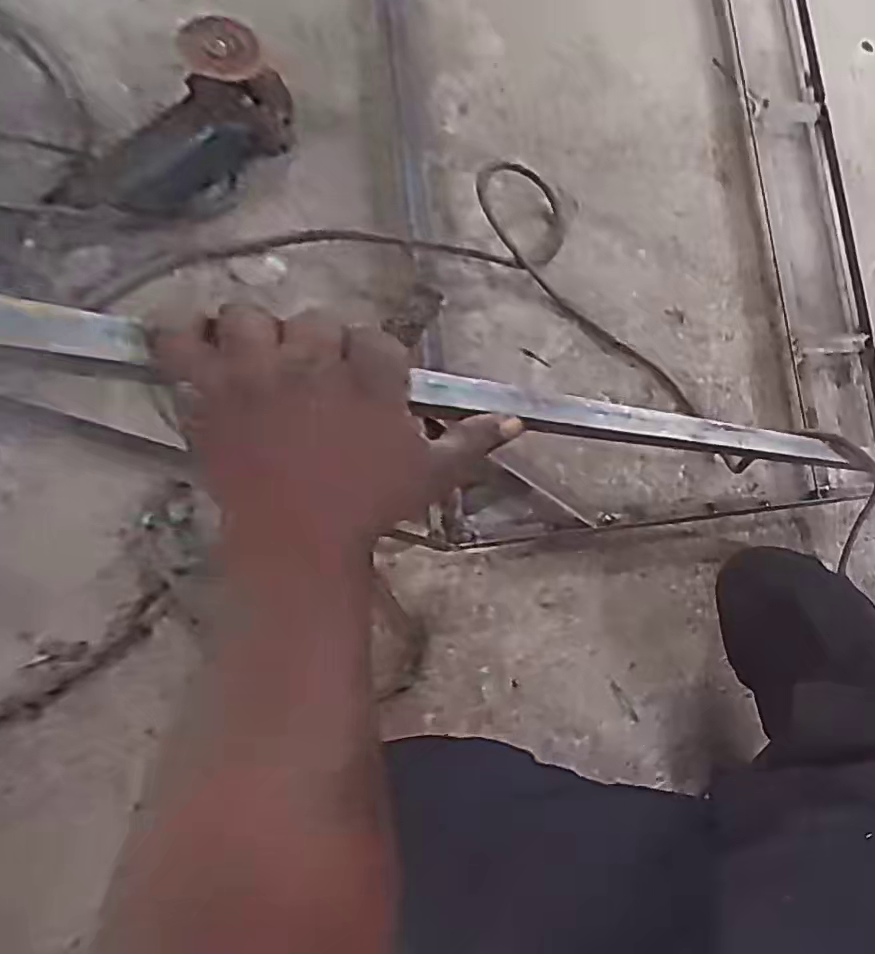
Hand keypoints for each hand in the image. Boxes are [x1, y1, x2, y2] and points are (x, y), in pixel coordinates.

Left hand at [153, 304, 522, 561]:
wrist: (298, 532)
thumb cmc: (376, 502)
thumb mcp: (438, 472)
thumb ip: (475, 439)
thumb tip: (515, 420)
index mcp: (372, 387)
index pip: (377, 339)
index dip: (381, 354)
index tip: (381, 376)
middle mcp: (312, 369)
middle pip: (316, 322)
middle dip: (327, 342)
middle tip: (331, 372)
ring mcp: (251, 375)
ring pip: (246, 315)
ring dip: (262, 331)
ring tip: (272, 358)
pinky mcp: (202, 389)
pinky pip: (175, 335)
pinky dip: (187, 333)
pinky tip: (210, 349)